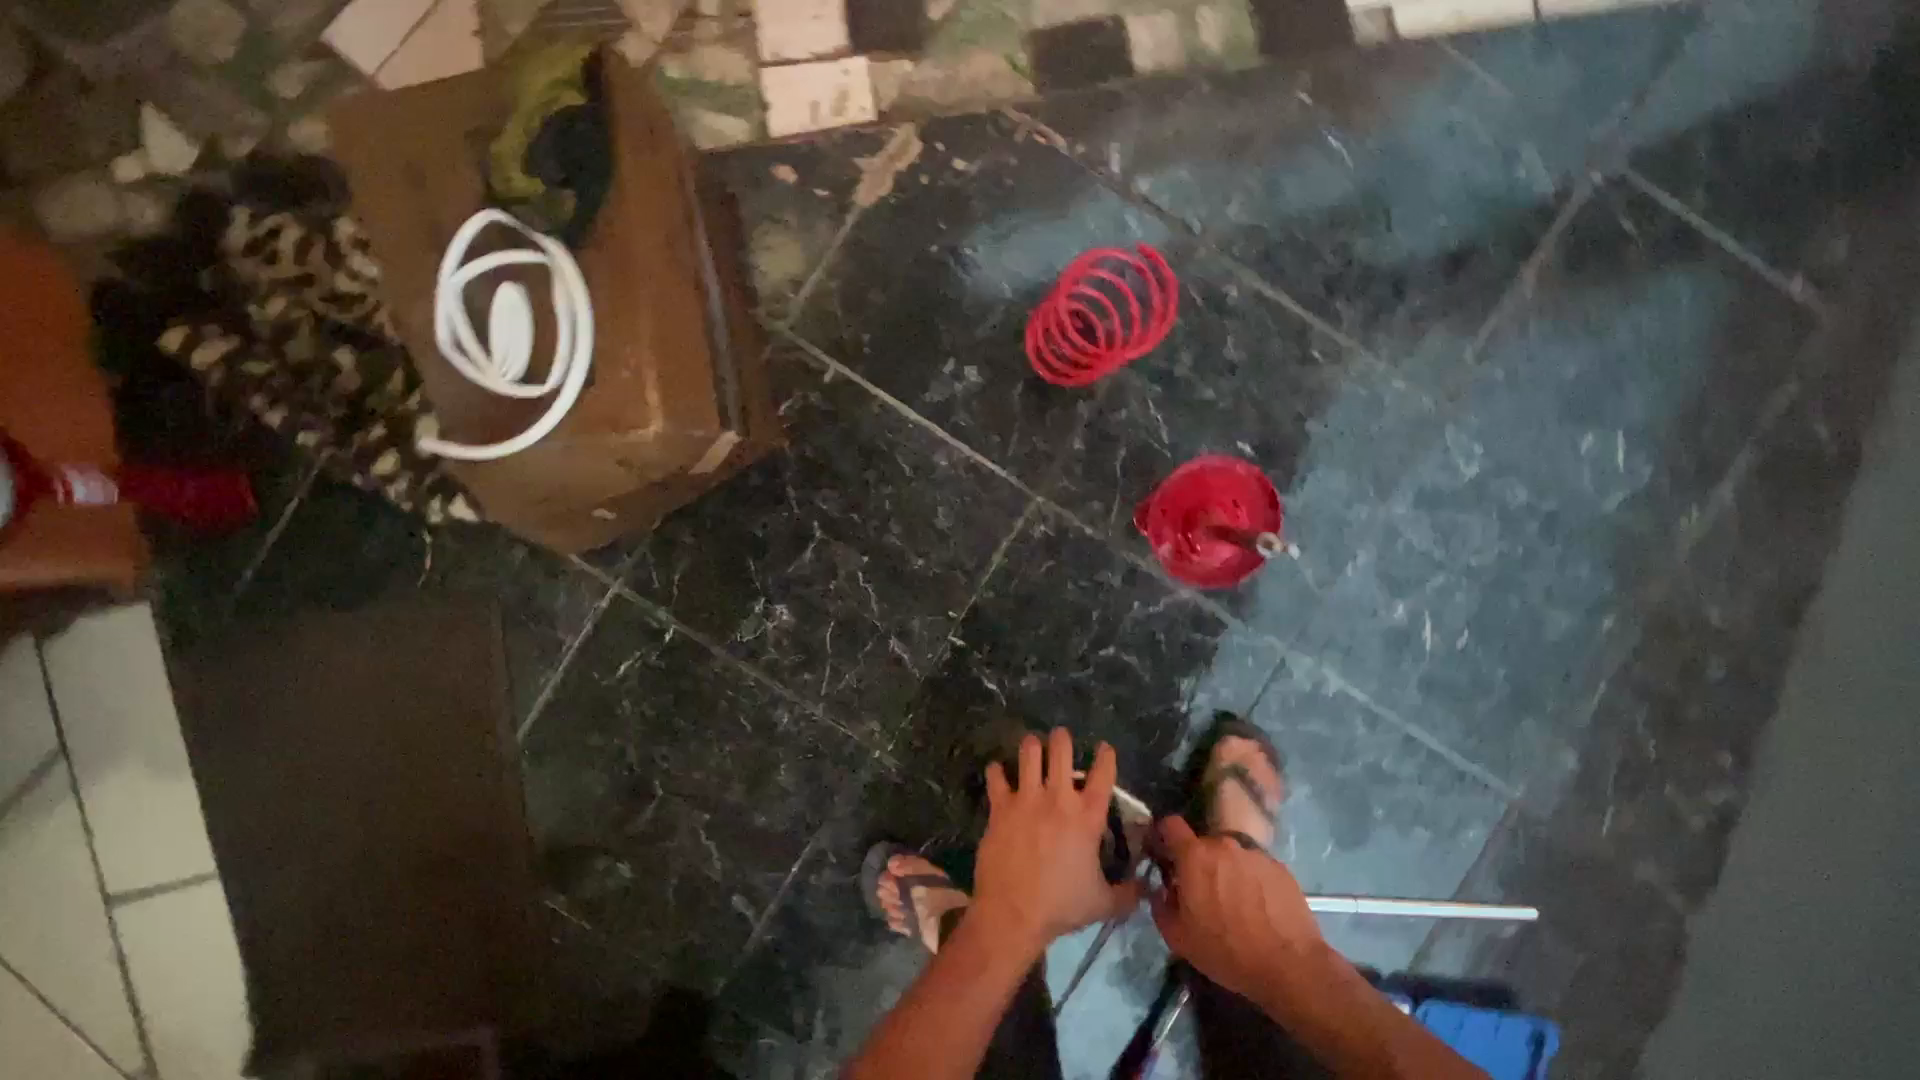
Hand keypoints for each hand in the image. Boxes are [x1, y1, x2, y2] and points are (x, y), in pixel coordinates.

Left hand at [971, 729, 1143, 951]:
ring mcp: (1026, 799)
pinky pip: (996, 778)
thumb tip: (1146, 889)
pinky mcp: (1000, 807)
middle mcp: (1058, 799)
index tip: (1104, 748)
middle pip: (1061, 750)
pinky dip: (997, 771)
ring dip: (1031, 746)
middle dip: (1062, 738)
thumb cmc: (1061, 906)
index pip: (1103, 774)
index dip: (1106, 756)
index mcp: (1087, 817)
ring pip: (1028, 754)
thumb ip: (1128, 894)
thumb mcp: (1104, 904)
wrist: (1013, 912)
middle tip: (1060, 736)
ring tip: (1032, 744)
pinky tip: (997, 770)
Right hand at [1149, 815, 1326, 1005]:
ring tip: (1237, 905)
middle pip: (1204, 845)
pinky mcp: (1280, 868)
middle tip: (1204, 894)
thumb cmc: (1226, 951)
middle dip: (1200, 864)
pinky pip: (1256, 868)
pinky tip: (1260, 909)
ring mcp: (1255, 855)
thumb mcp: (1178, 938)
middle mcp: (1224, 846)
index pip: (1171, 825)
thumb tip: (1161, 890)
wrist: (1289, 966)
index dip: (1165, 837)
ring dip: (1228, 873)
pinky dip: (1252, 882)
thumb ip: (1160, 905)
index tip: (1166, 856)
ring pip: (1231, 857)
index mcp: (1195, 857)